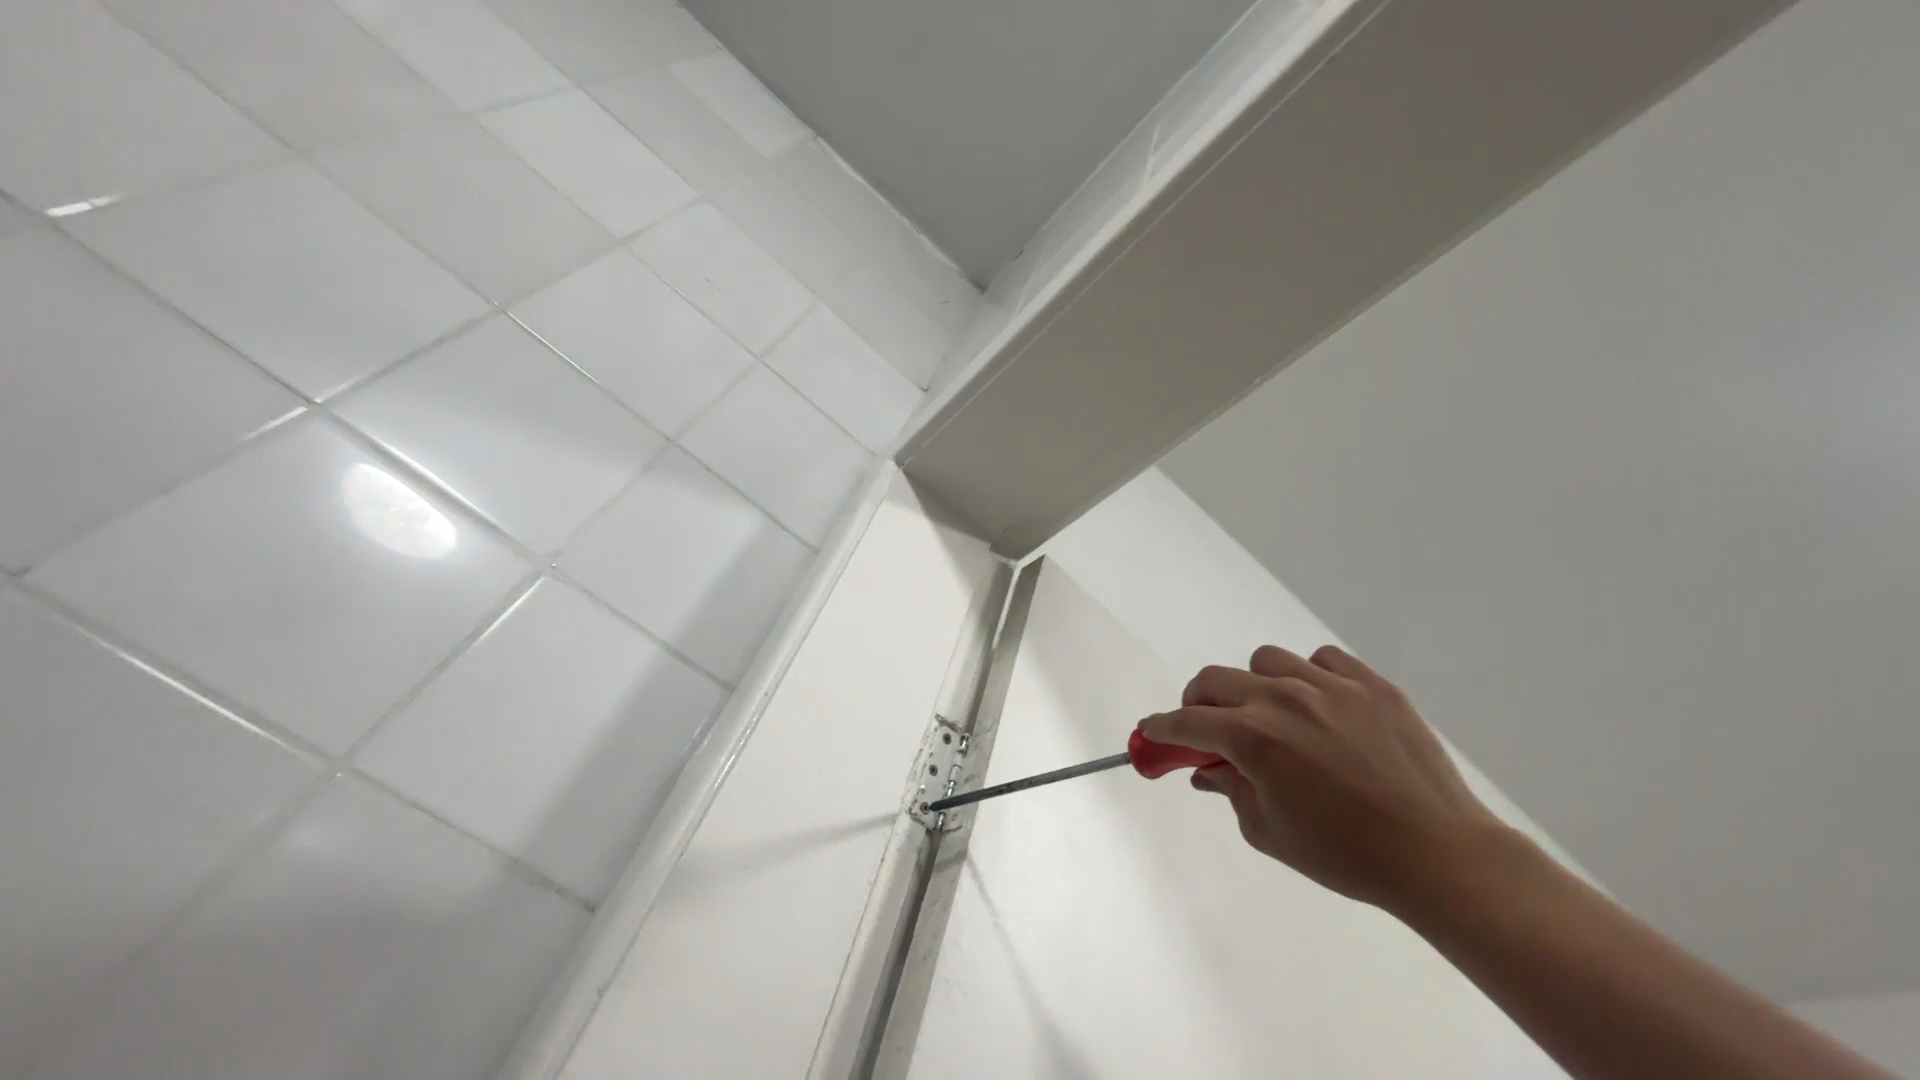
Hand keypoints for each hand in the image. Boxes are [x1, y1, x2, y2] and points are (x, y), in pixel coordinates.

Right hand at [1140, 644, 1512, 909]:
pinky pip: (1322, 661)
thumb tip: (1207, 768)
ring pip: (1266, 661)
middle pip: (1215, 681)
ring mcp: (1331, 685)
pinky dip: (1308, 678)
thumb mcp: (1268, 831)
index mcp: (1254, 738)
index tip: (1151, 733)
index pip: (1186, 722)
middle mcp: (1284, 698)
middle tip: (1208, 732)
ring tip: (1272, 718)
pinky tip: (1321, 709)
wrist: (1437, 853)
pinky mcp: (1372, 684)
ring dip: (1253, 687)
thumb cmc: (1344, 854)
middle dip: (1198, 705)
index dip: (1161, 728)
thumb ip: (1229, 789)